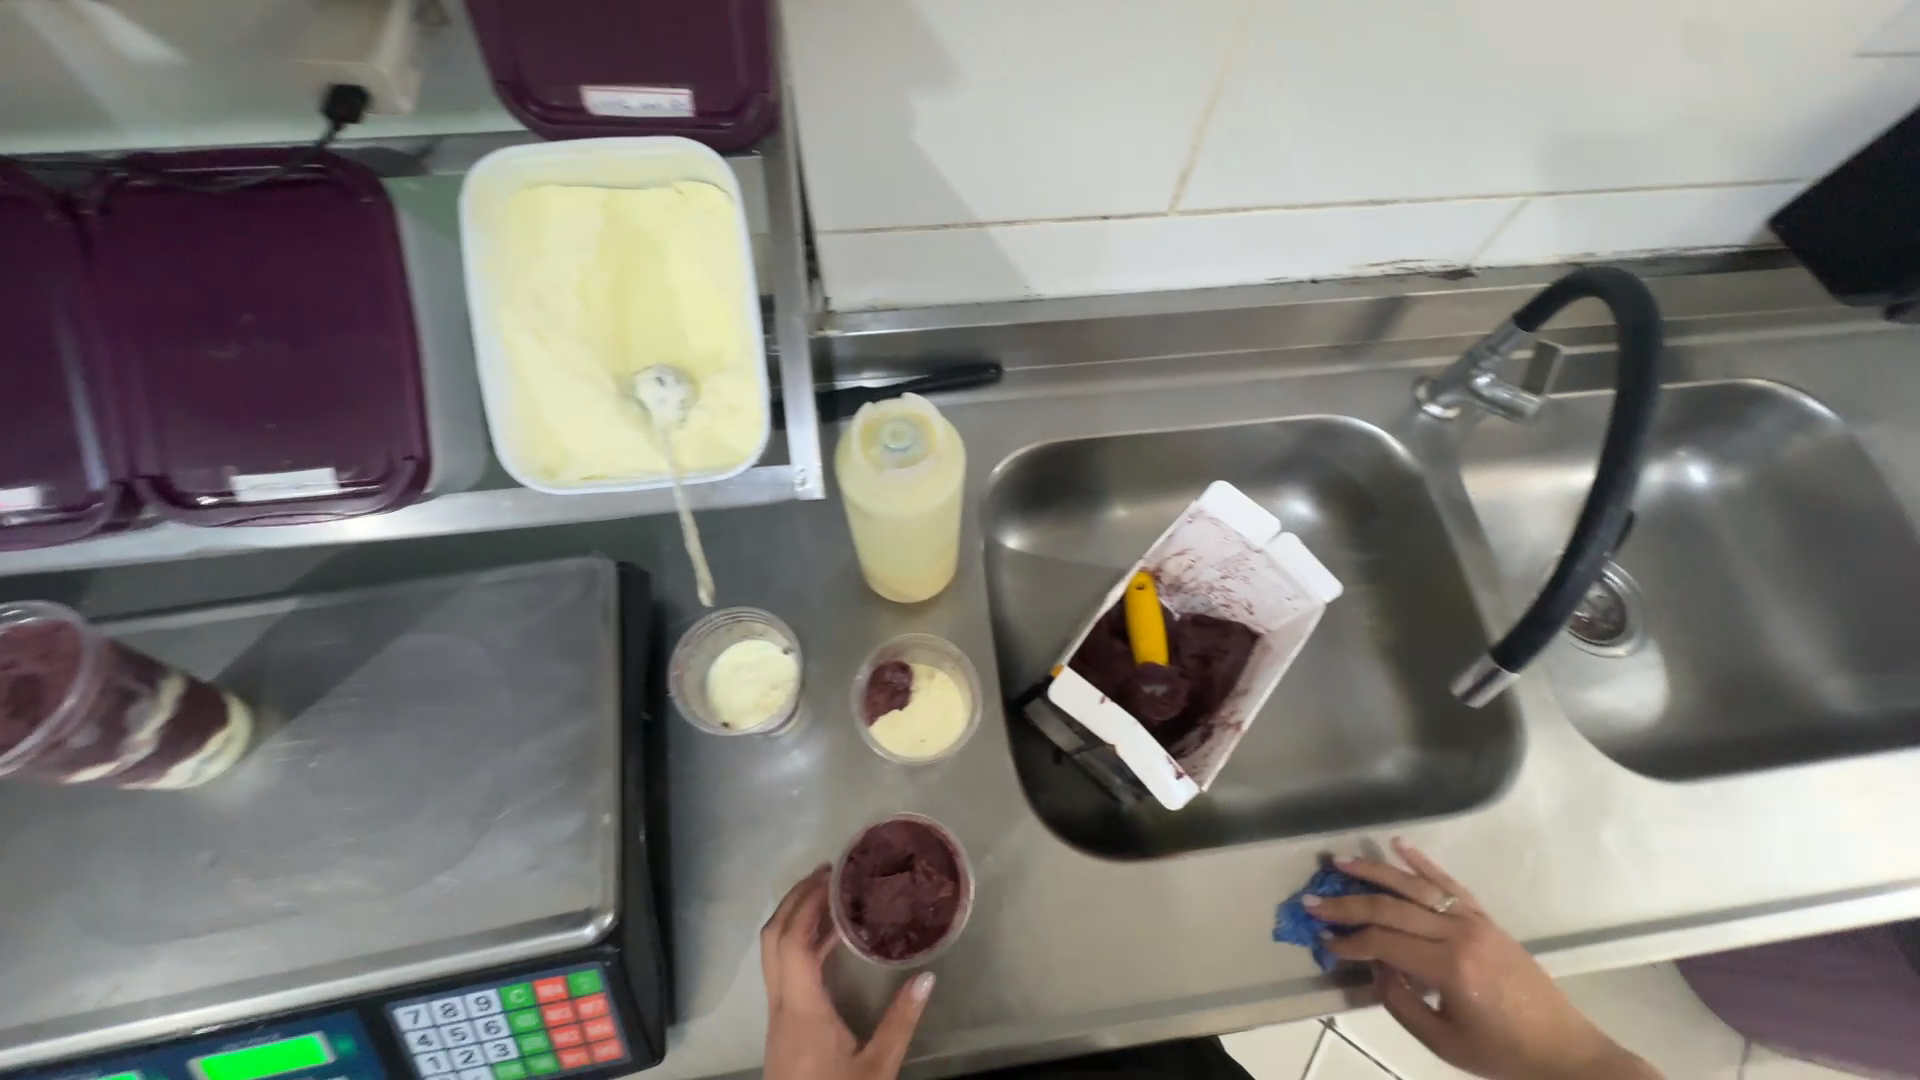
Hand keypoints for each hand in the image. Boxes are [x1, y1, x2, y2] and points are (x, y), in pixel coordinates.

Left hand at [762, 866, 935, 1079]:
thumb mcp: (876, 1068)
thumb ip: (901, 1022)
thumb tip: (928, 977)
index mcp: (801, 1009)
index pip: (791, 941)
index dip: (806, 902)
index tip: (831, 876)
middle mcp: (781, 1004)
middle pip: (773, 938)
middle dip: (795, 898)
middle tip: (828, 873)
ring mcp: (778, 1014)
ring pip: (773, 952)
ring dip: (796, 918)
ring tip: (831, 897)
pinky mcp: (782, 1024)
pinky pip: (784, 969)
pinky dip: (802, 943)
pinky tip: (832, 941)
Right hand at [1310, 840, 1660, 1079]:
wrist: (1567, 1053)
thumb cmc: (1503, 1054)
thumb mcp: (1444, 1041)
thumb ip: (1399, 1002)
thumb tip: (1372, 965)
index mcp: (1449, 969)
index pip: (1383, 943)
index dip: (1348, 941)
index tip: (1323, 940)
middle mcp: (1459, 935)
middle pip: (1391, 908)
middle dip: (1346, 904)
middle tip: (1313, 900)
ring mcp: (1474, 922)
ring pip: (1415, 886)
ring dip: (1373, 871)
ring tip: (1340, 862)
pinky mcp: (1485, 918)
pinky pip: (1449, 883)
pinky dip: (1422, 861)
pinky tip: (1398, 845)